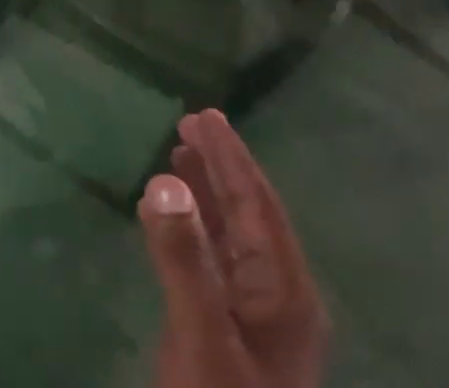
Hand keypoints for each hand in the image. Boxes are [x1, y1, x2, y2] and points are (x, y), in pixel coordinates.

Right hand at [140, 110, 329, 387]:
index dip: (232, 160)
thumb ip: (183, 258)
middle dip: (222, 168)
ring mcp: (255, 313)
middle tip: (190, 122)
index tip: (205, 117)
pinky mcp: (228, 325)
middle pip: (250, 216)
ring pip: (232, 234)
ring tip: (180, 153)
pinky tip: (176, 215)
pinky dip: (195, 226)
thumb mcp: (201, 331)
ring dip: (208, 192)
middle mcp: (277, 295)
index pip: (257, 209)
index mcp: (285, 292)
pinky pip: (215, 257)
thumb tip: (163, 182)